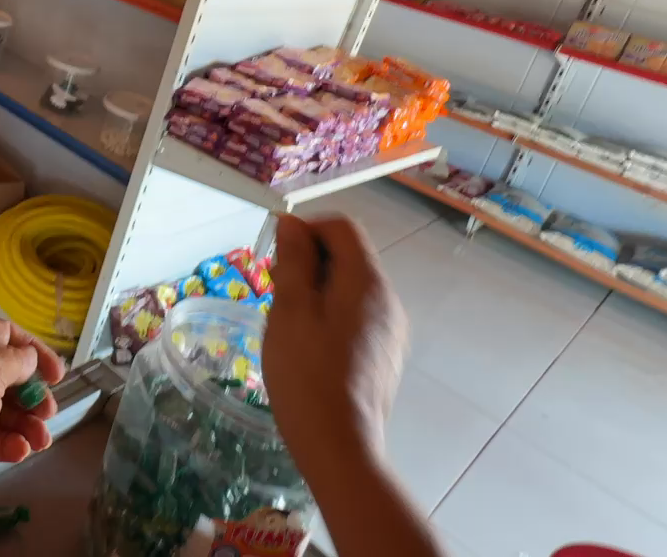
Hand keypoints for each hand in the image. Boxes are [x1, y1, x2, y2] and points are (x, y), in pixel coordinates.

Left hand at [0, 319, 65, 528]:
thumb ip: (17, 360)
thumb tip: (29, 357)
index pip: (6, 334)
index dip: (35, 350)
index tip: (58, 375)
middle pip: (10, 376)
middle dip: (33, 394)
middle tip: (48, 412)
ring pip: (7, 410)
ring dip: (28, 424)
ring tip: (40, 440)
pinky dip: (11, 443)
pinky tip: (19, 451)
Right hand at [263, 215, 406, 466]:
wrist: (338, 443)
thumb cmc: (306, 369)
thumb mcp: (290, 307)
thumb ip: (293, 259)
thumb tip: (293, 224)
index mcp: (367, 283)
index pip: (341, 228)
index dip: (306, 228)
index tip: (276, 253)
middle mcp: (388, 300)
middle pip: (347, 255)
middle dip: (308, 260)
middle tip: (276, 288)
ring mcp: (391, 330)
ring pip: (349, 285)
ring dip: (315, 287)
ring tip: (287, 318)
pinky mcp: (384, 353)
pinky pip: (355, 313)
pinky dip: (328, 312)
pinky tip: (306, 342)